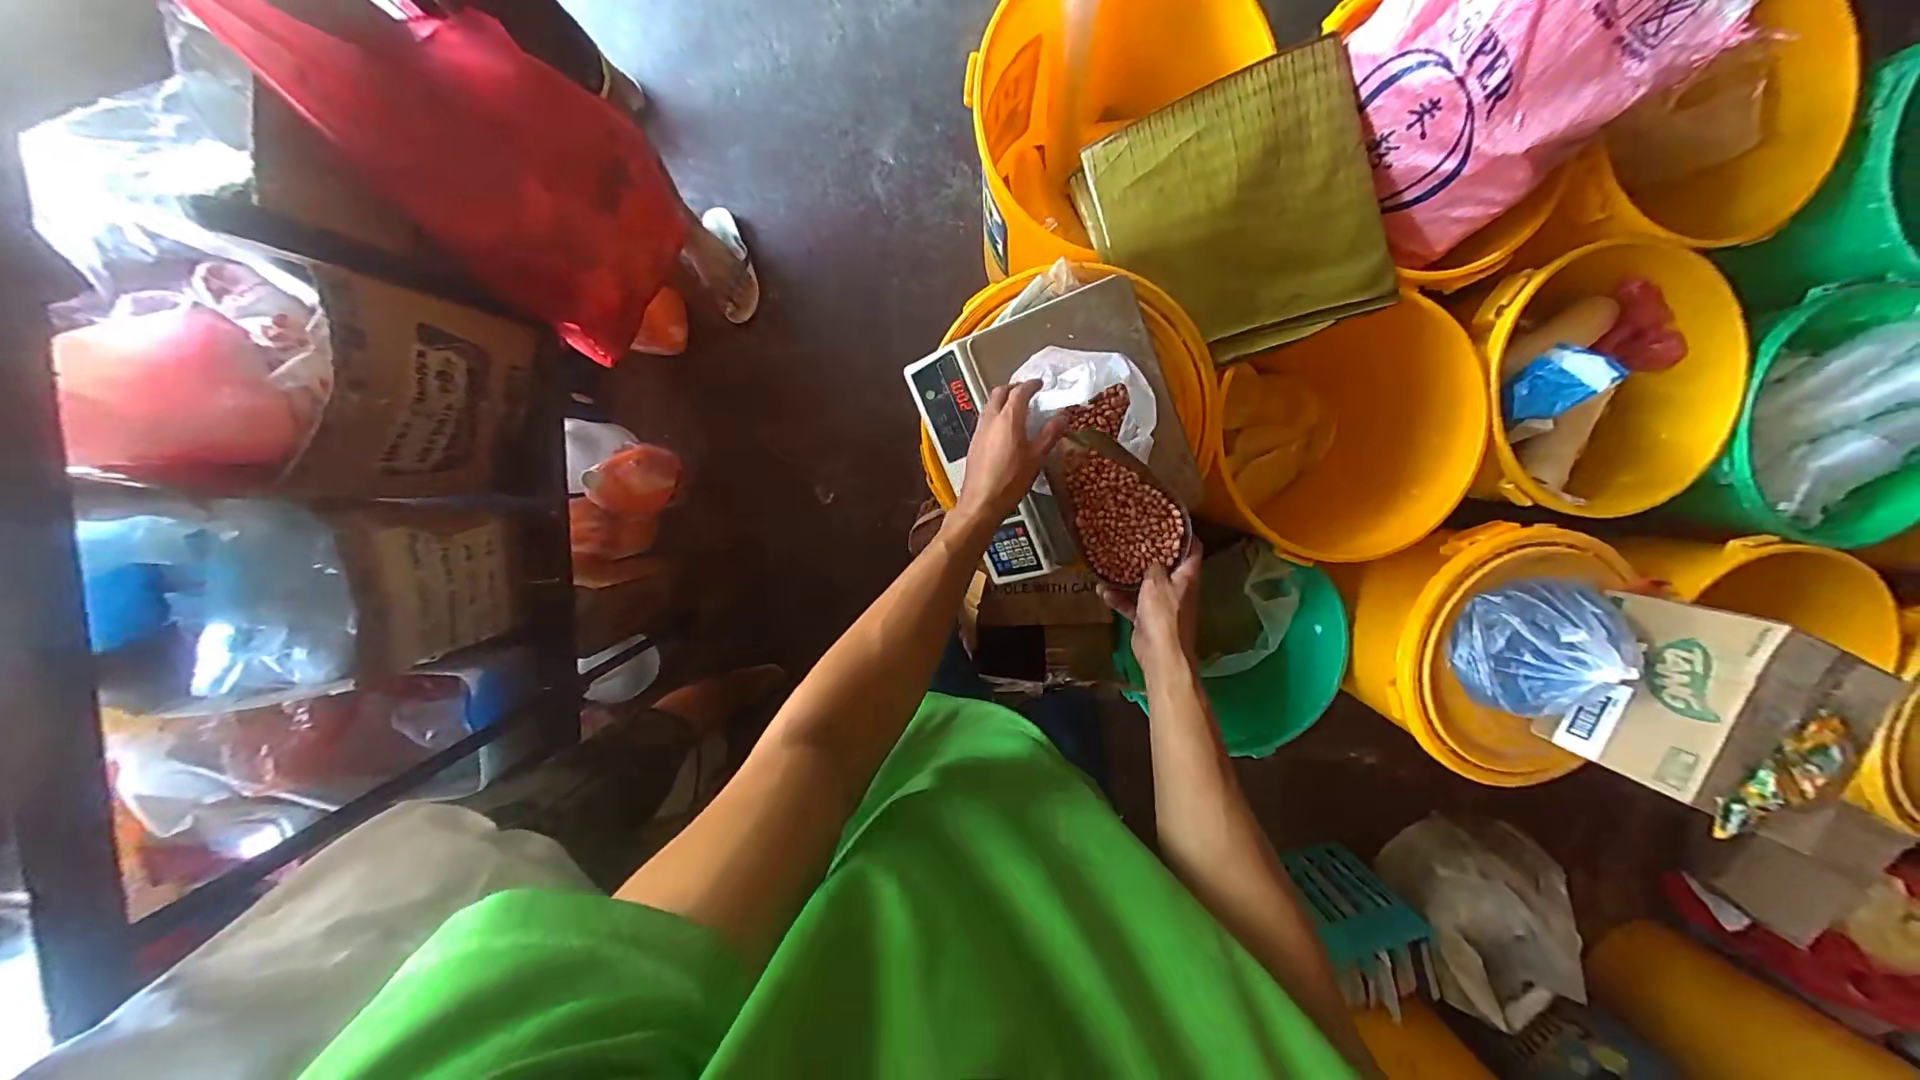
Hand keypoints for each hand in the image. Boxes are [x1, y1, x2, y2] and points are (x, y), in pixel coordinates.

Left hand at [952, 380, 1068, 535]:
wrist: (981, 501)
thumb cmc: (1010, 481)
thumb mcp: (1037, 457)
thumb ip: (1050, 434)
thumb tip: (1062, 417)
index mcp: (1008, 419)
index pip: (1020, 391)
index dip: (1031, 385)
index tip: (1039, 384)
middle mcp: (991, 419)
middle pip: (1000, 392)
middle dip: (1014, 387)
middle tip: (1027, 391)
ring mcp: (979, 430)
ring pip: (990, 404)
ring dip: (1003, 399)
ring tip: (1016, 407)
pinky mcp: (974, 442)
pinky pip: (985, 418)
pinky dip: (995, 414)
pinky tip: (1004, 428)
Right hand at [1100, 543, 1202, 677]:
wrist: (1161, 653)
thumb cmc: (1164, 615)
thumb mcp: (1156, 583)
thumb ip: (1154, 567)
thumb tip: (1152, 557)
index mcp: (1187, 577)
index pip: (1193, 550)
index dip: (1186, 534)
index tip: (1171, 522)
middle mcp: (1178, 588)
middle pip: (1167, 566)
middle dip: (1152, 554)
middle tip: (1135, 538)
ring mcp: (1163, 604)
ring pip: (1146, 585)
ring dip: (1130, 577)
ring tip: (1113, 563)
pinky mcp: (1148, 618)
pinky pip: (1133, 603)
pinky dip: (1120, 598)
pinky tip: (1102, 591)